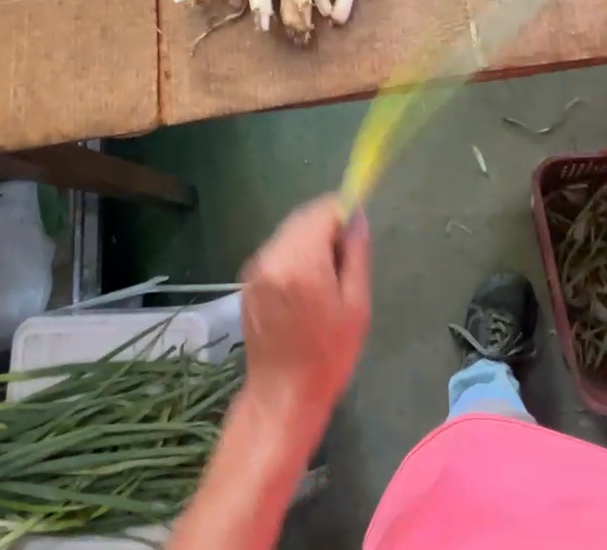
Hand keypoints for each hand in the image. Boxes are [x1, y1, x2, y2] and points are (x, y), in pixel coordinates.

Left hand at [238, 197, 372, 426]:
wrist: (282, 394)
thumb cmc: (328, 354)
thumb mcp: (356, 305)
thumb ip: (356, 254)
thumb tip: (358, 217)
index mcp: (301, 261)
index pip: (323, 210)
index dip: (344, 212)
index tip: (358, 231)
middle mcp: (272, 256)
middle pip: (304, 218)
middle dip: (327, 226)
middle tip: (347, 258)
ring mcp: (256, 268)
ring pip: (289, 234)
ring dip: (310, 241)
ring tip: (328, 277)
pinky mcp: (248, 281)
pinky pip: (276, 252)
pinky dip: (294, 255)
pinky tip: (306, 287)